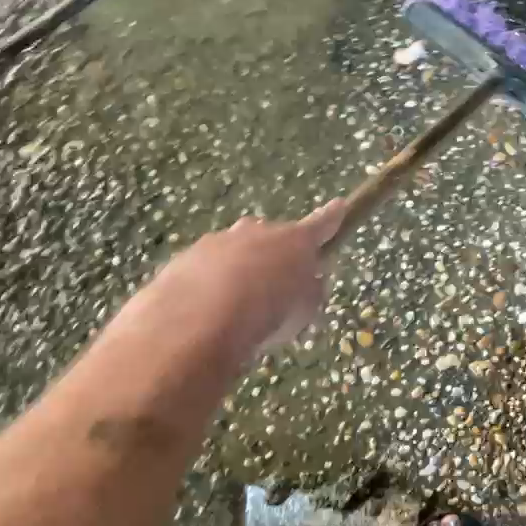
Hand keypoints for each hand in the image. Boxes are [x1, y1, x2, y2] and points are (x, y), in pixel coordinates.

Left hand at [110, 199, 347, 362]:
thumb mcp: (306, 308)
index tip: (340, 204)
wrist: (198, 321)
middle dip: (275, 252)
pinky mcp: (184, 258)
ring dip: (240, 269)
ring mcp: (217, 241)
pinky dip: (210, 283)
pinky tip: (208, 311)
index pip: (322, 223)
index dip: (333, 216)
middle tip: (276, 282)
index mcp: (296, 240)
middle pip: (272, 235)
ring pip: (236, 250)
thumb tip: (306, 280)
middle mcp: (257, 232)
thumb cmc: (269, 314)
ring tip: (238, 305)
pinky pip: (205, 268)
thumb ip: (310, 289)